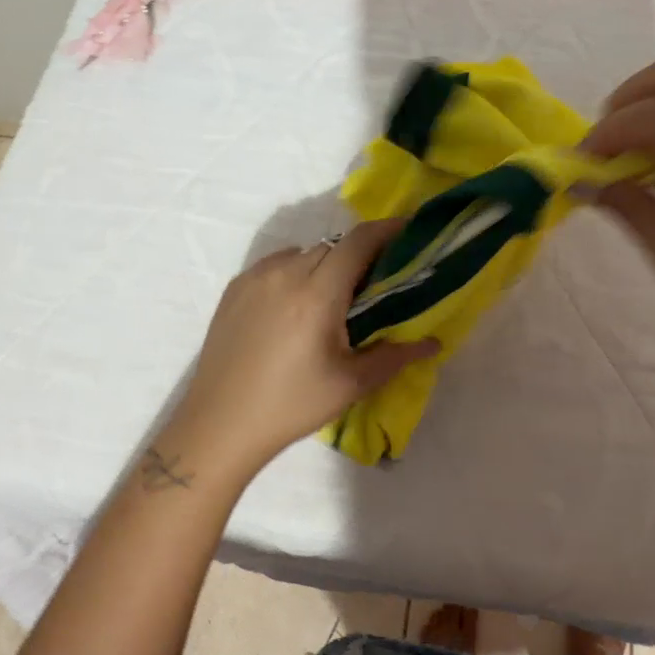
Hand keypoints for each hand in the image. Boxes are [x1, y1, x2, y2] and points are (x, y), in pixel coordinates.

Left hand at [171, 221, 439, 466]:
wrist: (220, 424)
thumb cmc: (291, 406)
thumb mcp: (349, 384)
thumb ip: (395, 356)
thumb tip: (434, 343)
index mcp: (316, 294)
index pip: (358, 242)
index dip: (386, 230)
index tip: (408, 230)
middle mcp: (285, 274)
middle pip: (332, 245)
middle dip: (358, 254)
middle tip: (374, 281)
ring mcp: (255, 278)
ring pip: (302, 252)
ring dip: (324, 263)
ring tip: (333, 296)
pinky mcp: (234, 288)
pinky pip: (275, 264)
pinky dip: (295, 272)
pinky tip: (297, 304)